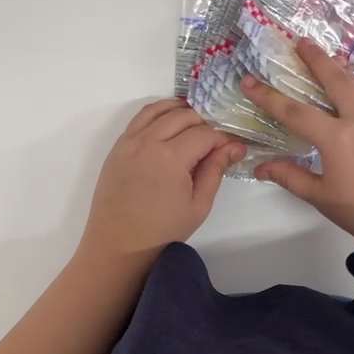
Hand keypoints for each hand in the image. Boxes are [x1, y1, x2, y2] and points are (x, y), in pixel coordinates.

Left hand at [80, 98, 245, 258]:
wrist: (120, 244)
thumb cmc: (163, 231)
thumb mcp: (198, 204)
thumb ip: (215, 170)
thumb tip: (235, 146)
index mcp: (171, 157)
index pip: (204, 134)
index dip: (222, 139)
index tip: (231, 148)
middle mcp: (148, 141)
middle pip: (183, 116)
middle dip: (203, 123)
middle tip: (213, 140)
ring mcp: (129, 141)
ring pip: (158, 109)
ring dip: (179, 111)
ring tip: (193, 123)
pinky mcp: (118, 147)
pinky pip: (139, 118)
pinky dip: (156, 114)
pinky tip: (167, 124)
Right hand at [240, 39, 353, 259]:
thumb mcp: (320, 196)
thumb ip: (290, 176)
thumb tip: (261, 167)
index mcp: (337, 138)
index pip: (294, 111)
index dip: (269, 96)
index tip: (250, 81)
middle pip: (335, 79)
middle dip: (316, 58)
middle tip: (302, 42)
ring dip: (341, 69)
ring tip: (330, 59)